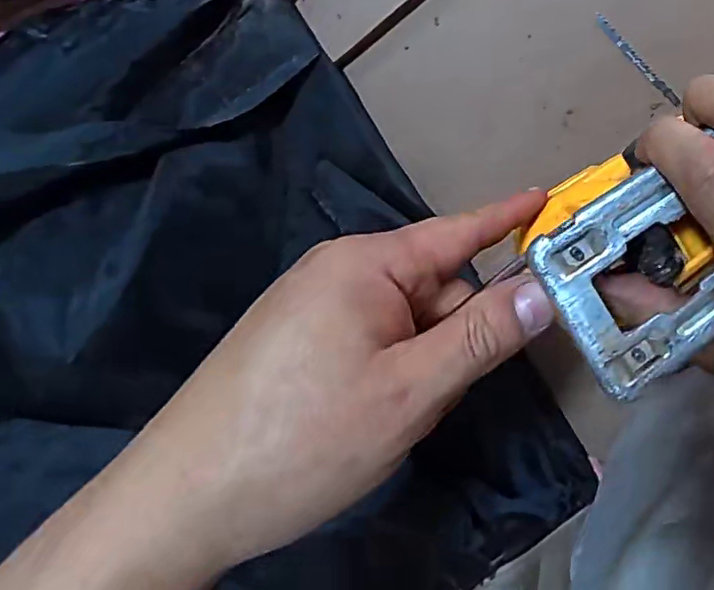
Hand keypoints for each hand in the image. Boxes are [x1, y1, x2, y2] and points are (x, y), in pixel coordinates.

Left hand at [0, 191, 555, 589]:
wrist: (165, 515)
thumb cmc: (299, 441)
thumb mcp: (409, 391)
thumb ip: (484, 336)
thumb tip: (546, 289)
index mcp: (368, 264)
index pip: (459, 230)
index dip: (508, 216)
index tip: (548, 197)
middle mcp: (342, 269)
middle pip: (436, 289)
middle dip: (452, 337)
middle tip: (435, 396)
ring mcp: (314, 303)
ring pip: (408, 321)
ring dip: (420, 364)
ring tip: (387, 419)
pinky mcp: (297, 337)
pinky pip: (374, 337)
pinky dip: (390, 372)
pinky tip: (362, 416)